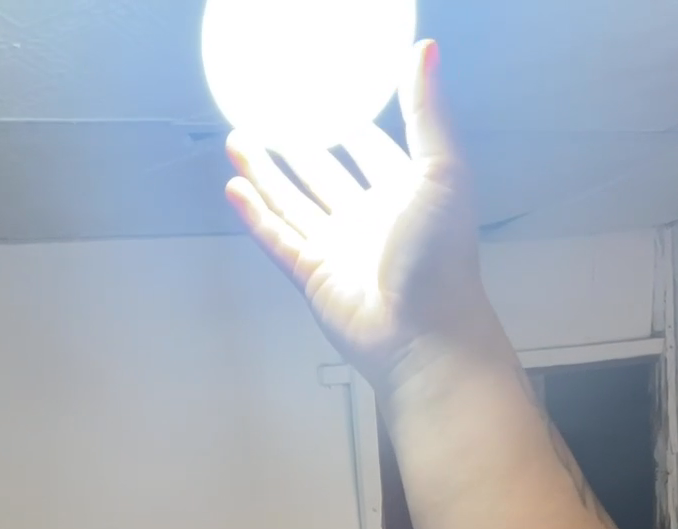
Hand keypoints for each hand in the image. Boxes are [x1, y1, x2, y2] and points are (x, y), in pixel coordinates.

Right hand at [226, 40, 496, 386]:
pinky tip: (235, 189)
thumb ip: (426, 113)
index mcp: (400, 191)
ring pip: (292, 203)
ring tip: (238, 143)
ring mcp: (335, 248)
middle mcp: (365, 218)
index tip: (323, 98)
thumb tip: (425, 48)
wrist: (421, 330)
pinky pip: (277, 239)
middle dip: (294, 147)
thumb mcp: (442, 170)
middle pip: (321, 175)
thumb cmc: (440, 253)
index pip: (368, 150)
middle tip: (266, 117)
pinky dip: (255, 215)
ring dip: (265, 175)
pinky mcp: (311, 276)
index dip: (346, 125)